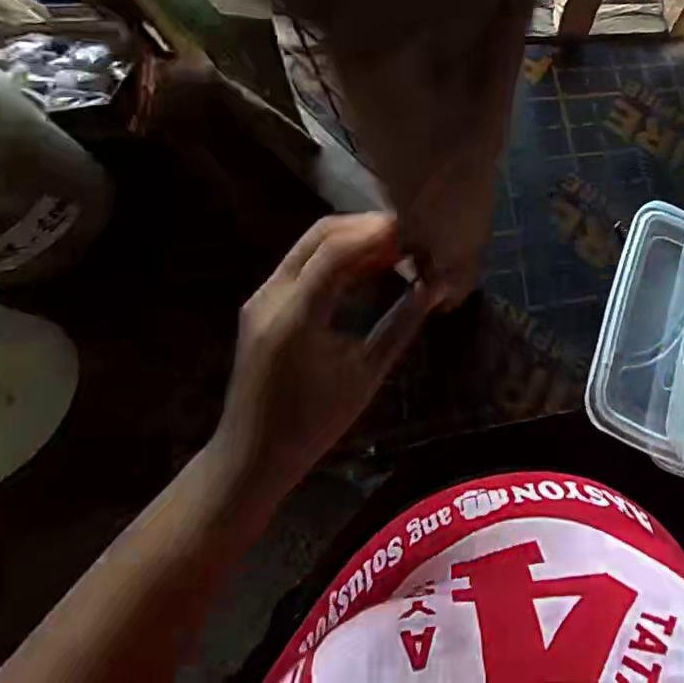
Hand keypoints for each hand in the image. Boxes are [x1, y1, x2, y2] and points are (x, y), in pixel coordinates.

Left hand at [212, 214, 437, 490]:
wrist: (250, 455)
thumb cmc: (312, 425)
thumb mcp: (366, 377)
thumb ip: (401, 325)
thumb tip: (433, 286)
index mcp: (294, 316)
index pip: (336, 251)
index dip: (377, 234)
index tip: (414, 233)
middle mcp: (271, 295)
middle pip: (321, 235)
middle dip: (366, 227)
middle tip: (407, 235)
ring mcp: (262, 296)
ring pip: (309, 244)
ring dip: (352, 238)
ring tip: (394, 246)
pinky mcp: (263, 302)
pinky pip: (302, 263)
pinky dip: (336, 256)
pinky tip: (367, 265)